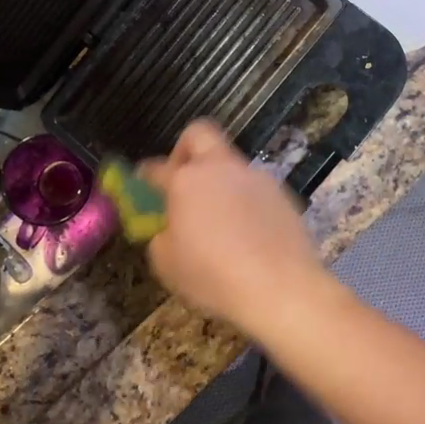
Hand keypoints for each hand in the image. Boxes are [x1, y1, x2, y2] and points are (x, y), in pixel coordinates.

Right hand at [143, 121, 330, 334]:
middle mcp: (220, 169)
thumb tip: (168, 229)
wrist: (282, 289)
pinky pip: (254, 189)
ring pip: (231, 165)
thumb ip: (160, 237)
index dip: (145, 174)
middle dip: (184, 150)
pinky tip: (248, 235)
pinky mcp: (282, 194)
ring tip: (220, 221)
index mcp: (186, 181)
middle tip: (183, 180)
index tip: (142, 182)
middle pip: (199, 134)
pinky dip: (245, 203)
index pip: (157, 168)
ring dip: (219, 182)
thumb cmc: (214, 277)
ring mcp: (255, 178)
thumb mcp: (167, 265)